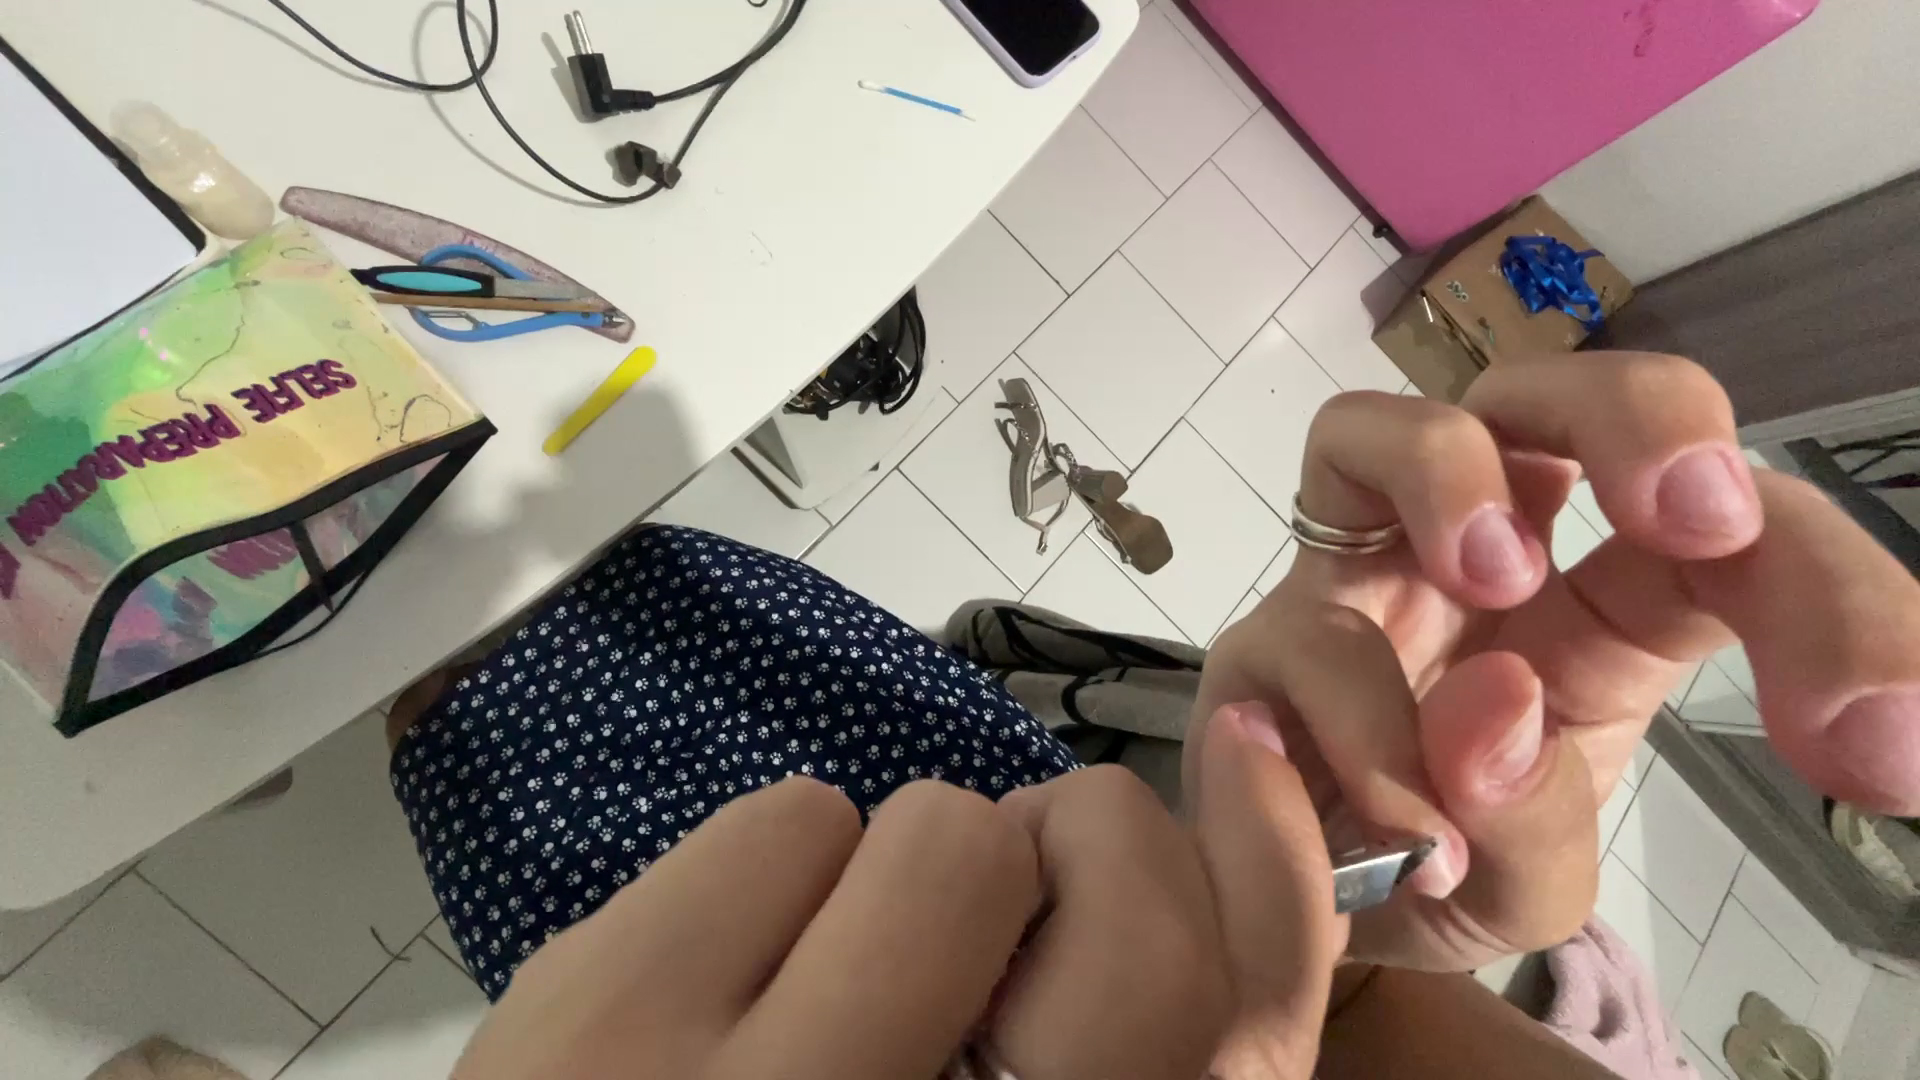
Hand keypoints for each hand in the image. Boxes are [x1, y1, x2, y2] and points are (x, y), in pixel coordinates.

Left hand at [452, 756, 1341, 1079]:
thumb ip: (1088, 1013)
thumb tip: (1098, 849)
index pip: (1234, 1001)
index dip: (1268, 850)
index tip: (1249, 742)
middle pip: (1100, 857)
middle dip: (1064, 834)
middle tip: (984, 899)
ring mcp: (738, 1078)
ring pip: (937, 822)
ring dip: (904, 865)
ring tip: (825, 959)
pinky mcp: (607, 1002)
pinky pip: (790, 817)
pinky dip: (784, 865)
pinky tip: (724, 965)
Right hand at [1192, 352, 1919, 974]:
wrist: (1290, 904)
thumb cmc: (1420, 877)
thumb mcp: (1526, 887)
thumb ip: (1534, 824)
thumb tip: (1487, 703)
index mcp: (1589, 621)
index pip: (1725, 542)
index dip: (1828, 600)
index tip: (1875, 751)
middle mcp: (1466, 565)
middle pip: (1550, 396)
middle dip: (1643, 419)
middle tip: (1691, 518)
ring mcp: (1352, 578)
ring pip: (1380, 425)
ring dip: (1452, 474)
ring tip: (1485, 579)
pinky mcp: (1267, 619)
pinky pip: (1282, 578)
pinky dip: (1344, 644)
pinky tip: (1348, 748)